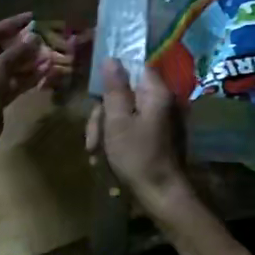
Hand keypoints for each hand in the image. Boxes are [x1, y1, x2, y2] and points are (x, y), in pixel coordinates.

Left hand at [0, 13, 41, 141]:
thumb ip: (18, 51)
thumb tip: (35, 37)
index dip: (12, 24)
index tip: (31, 17)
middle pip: (0, 50)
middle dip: (22, 46)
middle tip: (42, 39)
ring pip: (7, 67)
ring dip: (27, 62)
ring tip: (48, 56)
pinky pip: (10, 81)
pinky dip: (25, 77)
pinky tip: (45, 71)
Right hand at [90, 60, 190, 208]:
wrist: (161, 194)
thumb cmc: (137, 156)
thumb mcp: (118, 121)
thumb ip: (114, 89)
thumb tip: (111, 59)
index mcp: (156, 94)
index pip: (135, 68)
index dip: (113, 77)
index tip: (96, 95)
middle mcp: (162, 103)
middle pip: (125, 94)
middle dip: (103, 114)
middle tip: (92, 139)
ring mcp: (161, 121)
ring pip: (125, 114)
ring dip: (106, 131)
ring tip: (95, 153)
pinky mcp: (157, 137)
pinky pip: (132, 128)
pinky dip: (117, 140)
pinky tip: (105, 158)